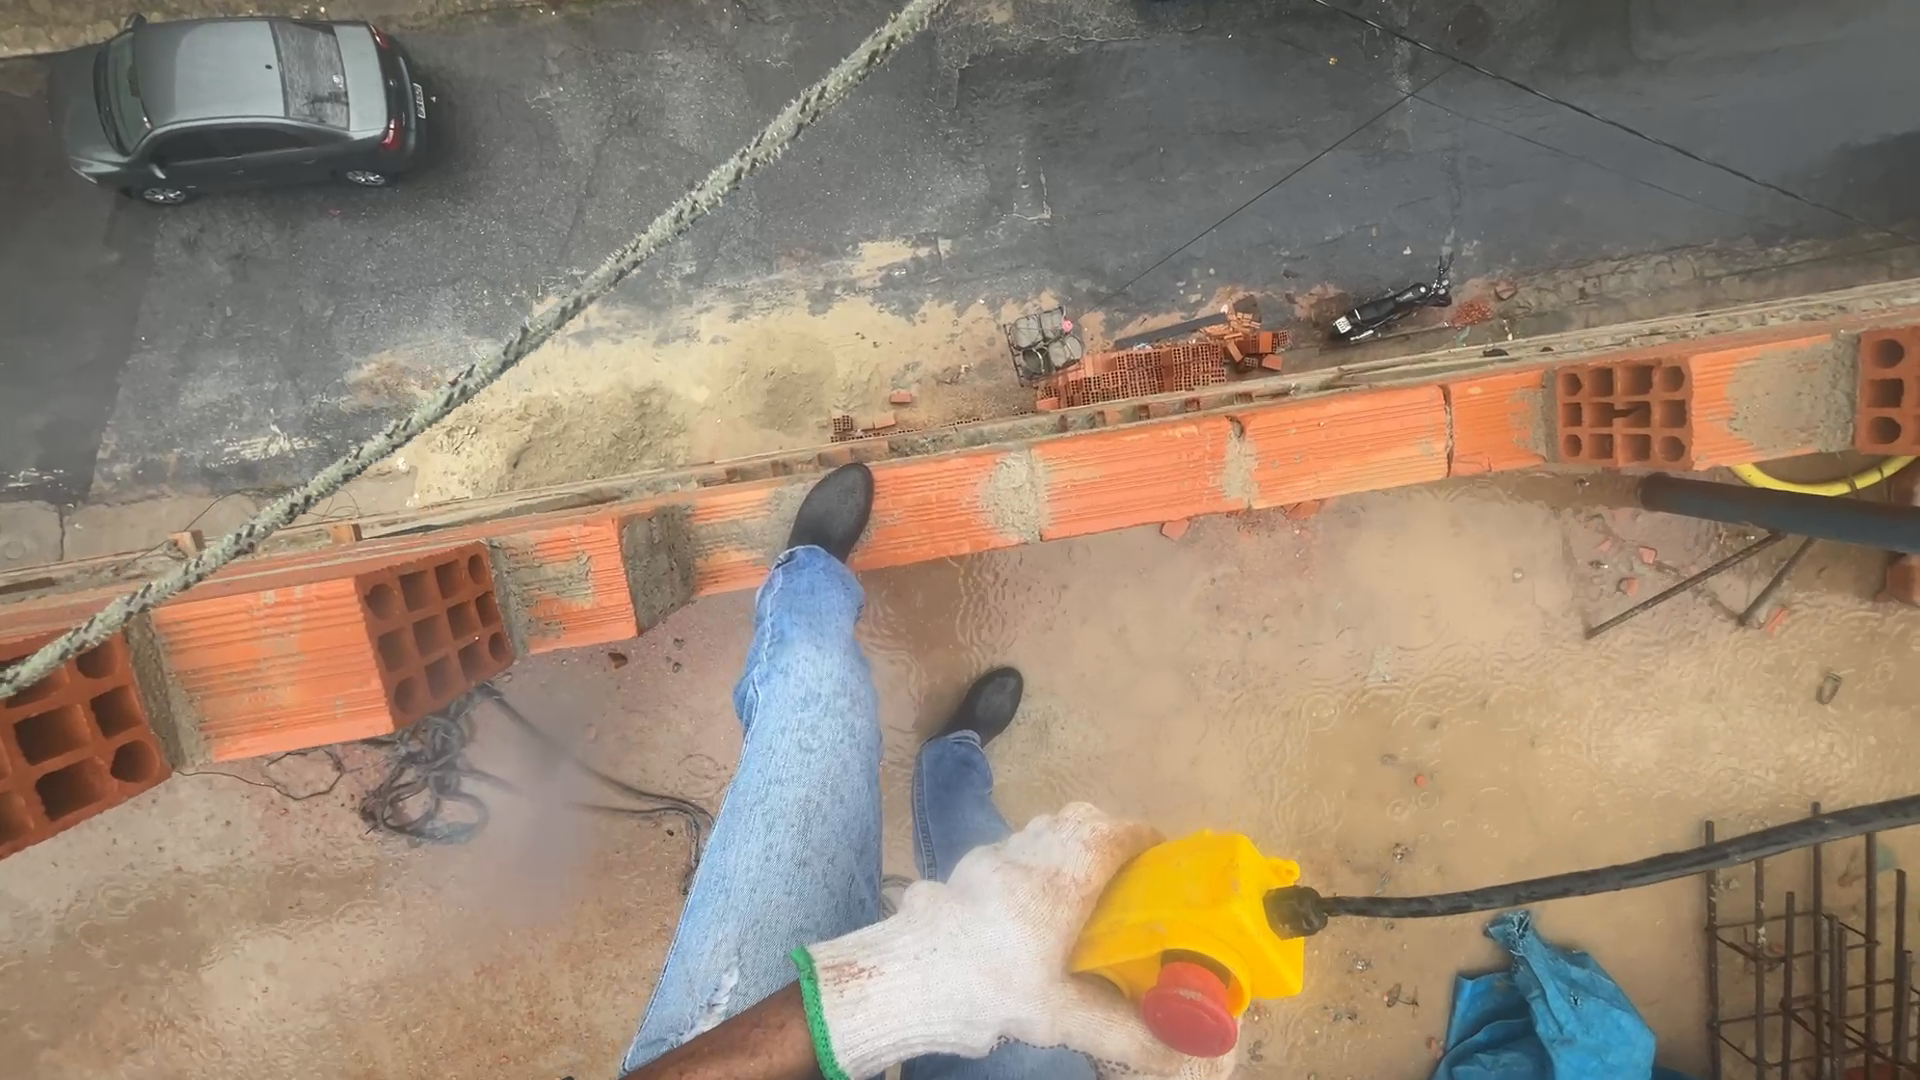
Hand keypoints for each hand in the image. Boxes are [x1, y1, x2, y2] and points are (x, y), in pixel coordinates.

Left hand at [794, 804, 1236, 1079]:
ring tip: (1084, 886)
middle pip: (1084, 819)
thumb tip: (1177, 1048)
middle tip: (1127, 877)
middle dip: (1111, 838)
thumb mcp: (1068, 1015)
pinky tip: (1032, 900)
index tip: (1162, 861)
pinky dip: (1037, 856)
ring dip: (1071, 842)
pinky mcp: (973, 861)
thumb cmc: (1000, 984)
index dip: (1145, 840)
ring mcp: (1000, 849)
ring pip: (1048, 826)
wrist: (917, 972)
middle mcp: (1037, 847)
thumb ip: (1126, 1029)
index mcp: (1067, 872)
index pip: (1118, 832)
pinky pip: (1018, 844)